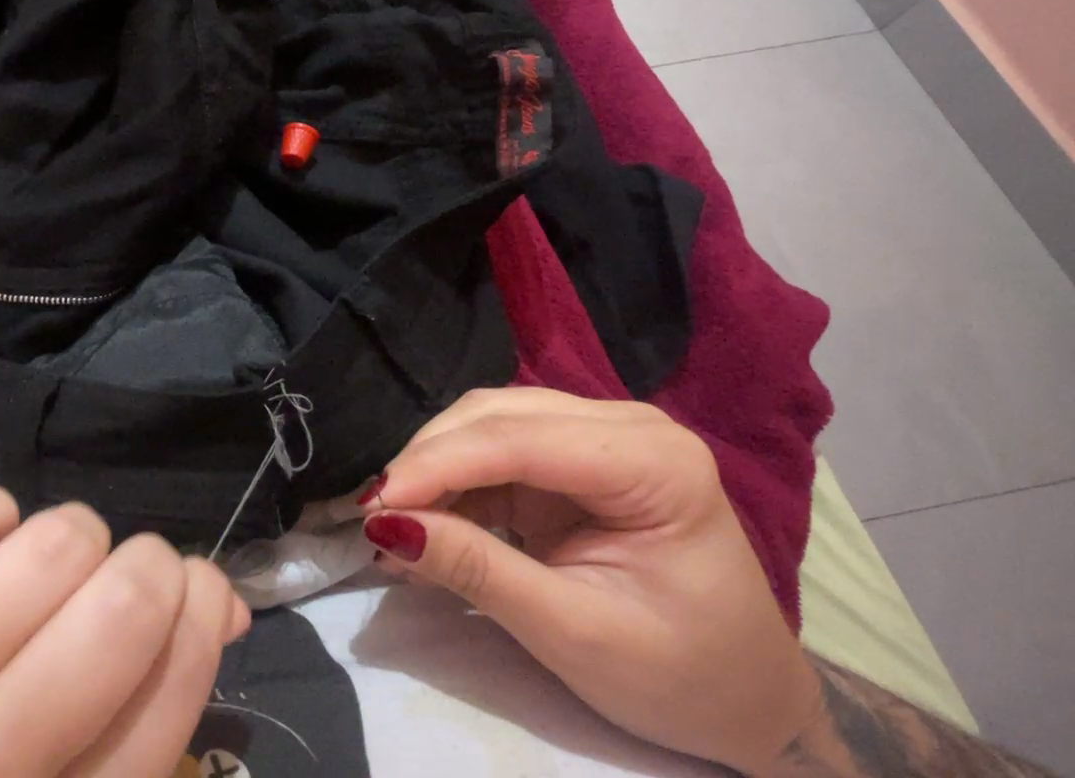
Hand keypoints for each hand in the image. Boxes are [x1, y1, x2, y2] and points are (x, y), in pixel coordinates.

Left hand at [0, 486, 249, 776]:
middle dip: (150, 565)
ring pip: (43, 555)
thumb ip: (146, 705)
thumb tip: (223, 603)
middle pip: (117, 617)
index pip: (169, 696)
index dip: (202, 613)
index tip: (192, 585)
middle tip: (130, 567)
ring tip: (57, 555)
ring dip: (75, 532)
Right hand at [359, 388, 820, 774]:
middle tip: (374, 520)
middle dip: (427, 464)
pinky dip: (451, 487)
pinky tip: (425, 527)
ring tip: (392, 528)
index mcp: (655, 463)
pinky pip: (492, 454)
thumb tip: (385, 523)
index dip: (437, 466)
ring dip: (432, 472)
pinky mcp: (571, 462)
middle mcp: (627, 427)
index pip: (519, 440)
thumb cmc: (681, 677)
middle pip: (496, 417)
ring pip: (485, 425)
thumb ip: (479, 571)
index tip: (373, 508)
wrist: (746, 702)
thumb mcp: (575, 633)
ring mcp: (599, 438)